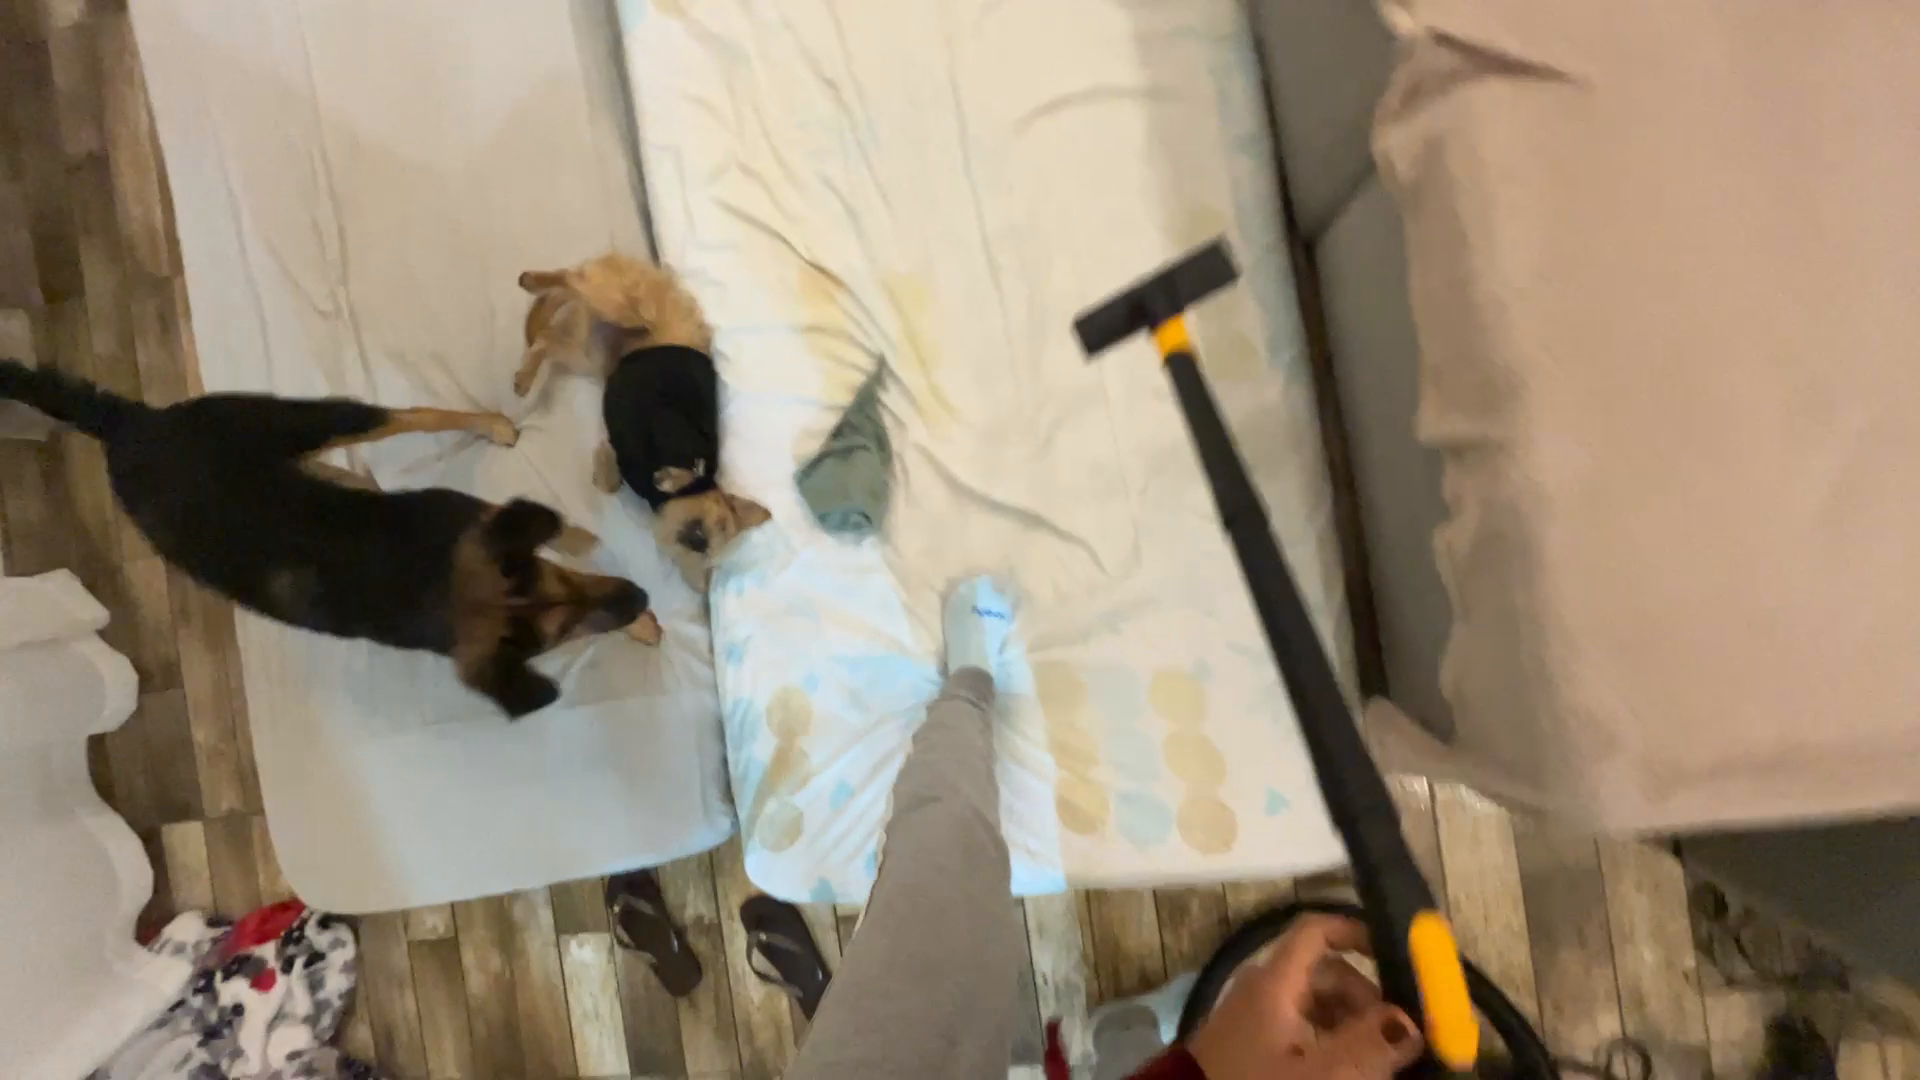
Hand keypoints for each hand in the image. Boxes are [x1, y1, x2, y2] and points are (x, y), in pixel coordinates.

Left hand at [1185, 914, 1422, 1079]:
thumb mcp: (1321, 1077)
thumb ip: (1367, 1046)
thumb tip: (1409, 1020)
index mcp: (1275, 981)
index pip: (1315, 932)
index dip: (1355, 932)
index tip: (1400, 958)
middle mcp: (1265, 989)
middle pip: (1325, 974)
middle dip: (1369, 1000)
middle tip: (1410, 1041)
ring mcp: (1258, 1017)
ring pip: (1318, 1006)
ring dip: (1355, 1027)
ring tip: (1390, 1064)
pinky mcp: (1256, 1046)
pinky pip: (1305, 1032)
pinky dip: (1334, 1045)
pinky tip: (1357, 1074)